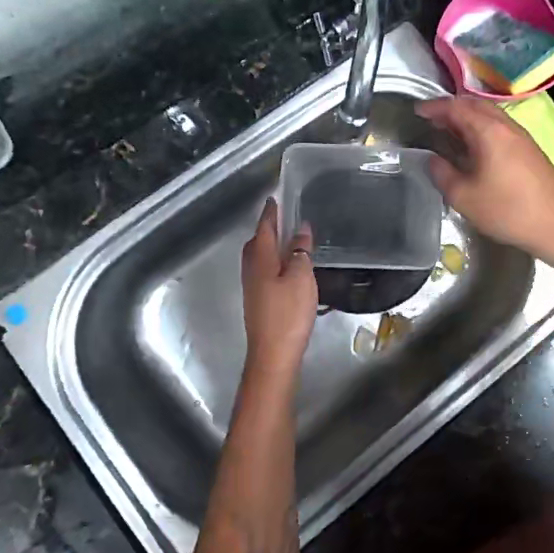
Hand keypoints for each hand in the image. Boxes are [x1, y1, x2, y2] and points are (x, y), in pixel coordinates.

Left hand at [241, 198, 316, 377]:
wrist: (273, 354)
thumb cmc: (288, 313)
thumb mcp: (301, 278)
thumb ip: (301, 252)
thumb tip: (300, 230)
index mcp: (261, 259)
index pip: (265, 228)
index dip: (271, 213)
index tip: (275, 198)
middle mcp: (252, 269)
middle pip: (258, 242)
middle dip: (268, 228)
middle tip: (284, 217)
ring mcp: (253, 287)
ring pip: (260, 257)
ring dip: (272, 245)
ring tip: (290, 240)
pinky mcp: (258, 301)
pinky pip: (264, 271)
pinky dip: (275, 262)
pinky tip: (288, 268)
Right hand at [416, 97, 553, 259]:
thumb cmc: (507, 210)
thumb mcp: (464, 197)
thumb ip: (443, 174)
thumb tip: (432, 160)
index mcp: (489, 131)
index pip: (457, 108)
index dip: (435, 107)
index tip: (418, 110)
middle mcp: (507, 126)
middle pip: (476, 105)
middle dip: (452, 108)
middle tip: (433, 120)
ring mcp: (522, 137)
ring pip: (491, 115)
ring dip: (469, 118)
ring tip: (450, 132)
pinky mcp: (530, 150)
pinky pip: (500, 128)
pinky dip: (482, 128)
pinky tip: (474, 147)